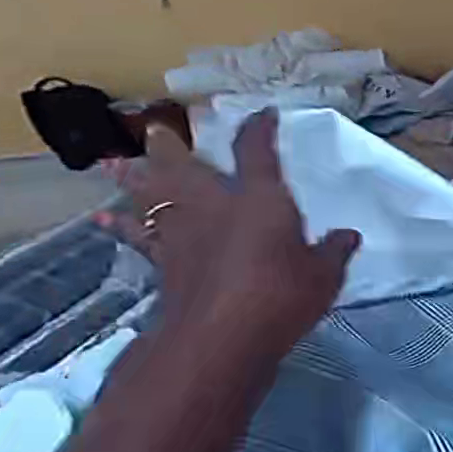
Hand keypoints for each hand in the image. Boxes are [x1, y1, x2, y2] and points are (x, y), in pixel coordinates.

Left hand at [100, 109, 358, 358]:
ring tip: (113, 162)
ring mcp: (183, 233)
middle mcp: (214, 206)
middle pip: (185, 167)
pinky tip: (103, 220)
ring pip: (151, 195)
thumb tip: (349, 236)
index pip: (257, 152)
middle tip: (158, 130)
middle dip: (172, 147)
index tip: (264, 114)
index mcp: (259, 199)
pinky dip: (121, 227)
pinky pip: (138, 236)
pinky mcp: (164, 262)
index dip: (259, 129)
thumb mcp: (324, 275)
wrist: (221, 337)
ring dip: (134, 177)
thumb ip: (334, 251)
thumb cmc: (282, 295)